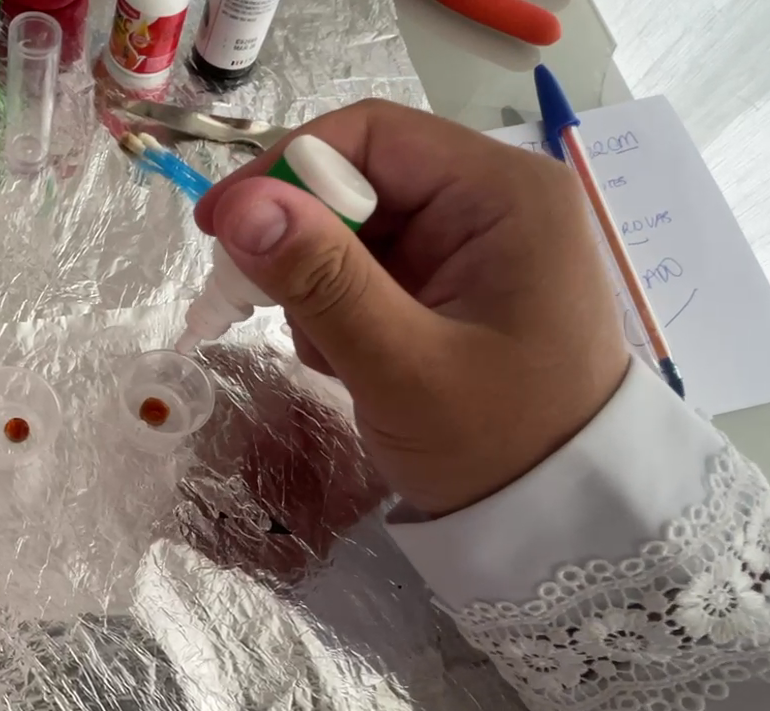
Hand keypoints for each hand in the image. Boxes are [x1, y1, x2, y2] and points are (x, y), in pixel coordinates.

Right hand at [194, 100, 629, 515]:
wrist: (552, 514)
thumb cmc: (493, 442)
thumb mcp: (401, 365)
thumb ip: (323, 283)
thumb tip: (240, 209)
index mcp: (499, 195)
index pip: (371, 137)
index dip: (283, 170)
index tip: (217, 228)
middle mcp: (488, 206)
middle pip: (359, 186)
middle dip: (298, 245)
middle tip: (253, 307)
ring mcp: (469, 251)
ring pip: (354, 238)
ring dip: (316, 291)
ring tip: (330, 356)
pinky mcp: (450, 293)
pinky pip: (368, 278)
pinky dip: (337, 314)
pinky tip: (349, 362)